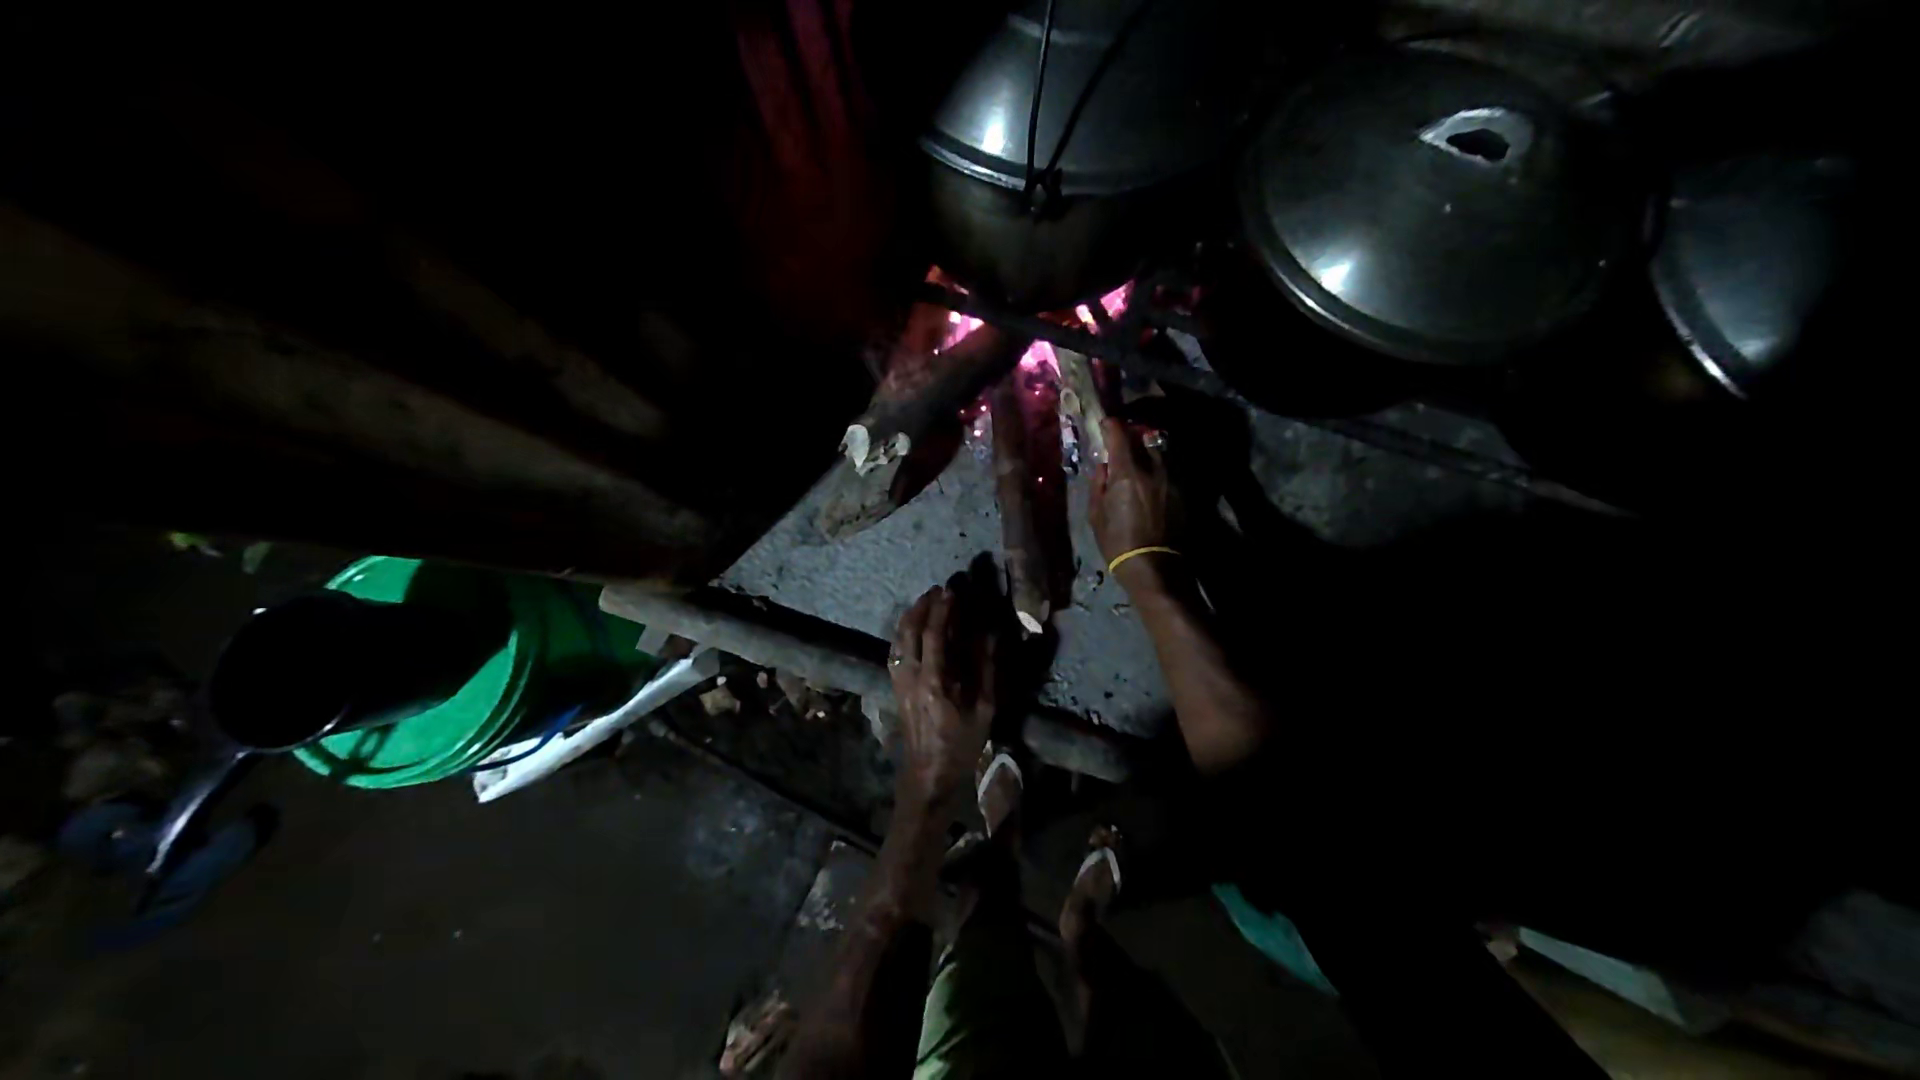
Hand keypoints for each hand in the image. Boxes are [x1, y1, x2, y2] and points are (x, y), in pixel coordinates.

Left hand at [889, 585, 995, 811]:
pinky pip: (894, 652)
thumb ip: (985, 670)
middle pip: (909, 631)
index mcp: (932, 682)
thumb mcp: (983, 709)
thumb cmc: (961, 745)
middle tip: (937, 590)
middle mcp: (909, 677)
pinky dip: (902, 633)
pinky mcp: (895, 688)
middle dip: (922, 606)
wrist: (929, 774)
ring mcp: (898, 682)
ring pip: (897, 640)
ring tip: (924, 601)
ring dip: (910, 616)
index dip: (941, 610)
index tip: (951, 591)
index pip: (933, 635)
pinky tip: (911, 628)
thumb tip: (990, 635)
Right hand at [1090, 418, 1178, 582]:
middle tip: (1124, 437)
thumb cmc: (1117, 541)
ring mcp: (1172, 478)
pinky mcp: (1183, 490)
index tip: (1106, 423)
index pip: (1119, 434)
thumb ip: (1099, 484)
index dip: (1111, 425)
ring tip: (1141, 456)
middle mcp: (1153, 468)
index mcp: (1127, 473)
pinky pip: (1170, 468)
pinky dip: (1159, 466)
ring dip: (1149, 448)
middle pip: (1145, 436)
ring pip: (1161, 450)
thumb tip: (1105, 467)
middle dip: (1133, 433)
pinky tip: (1152, 476)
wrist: (1154, 565)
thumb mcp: (1095, 514)